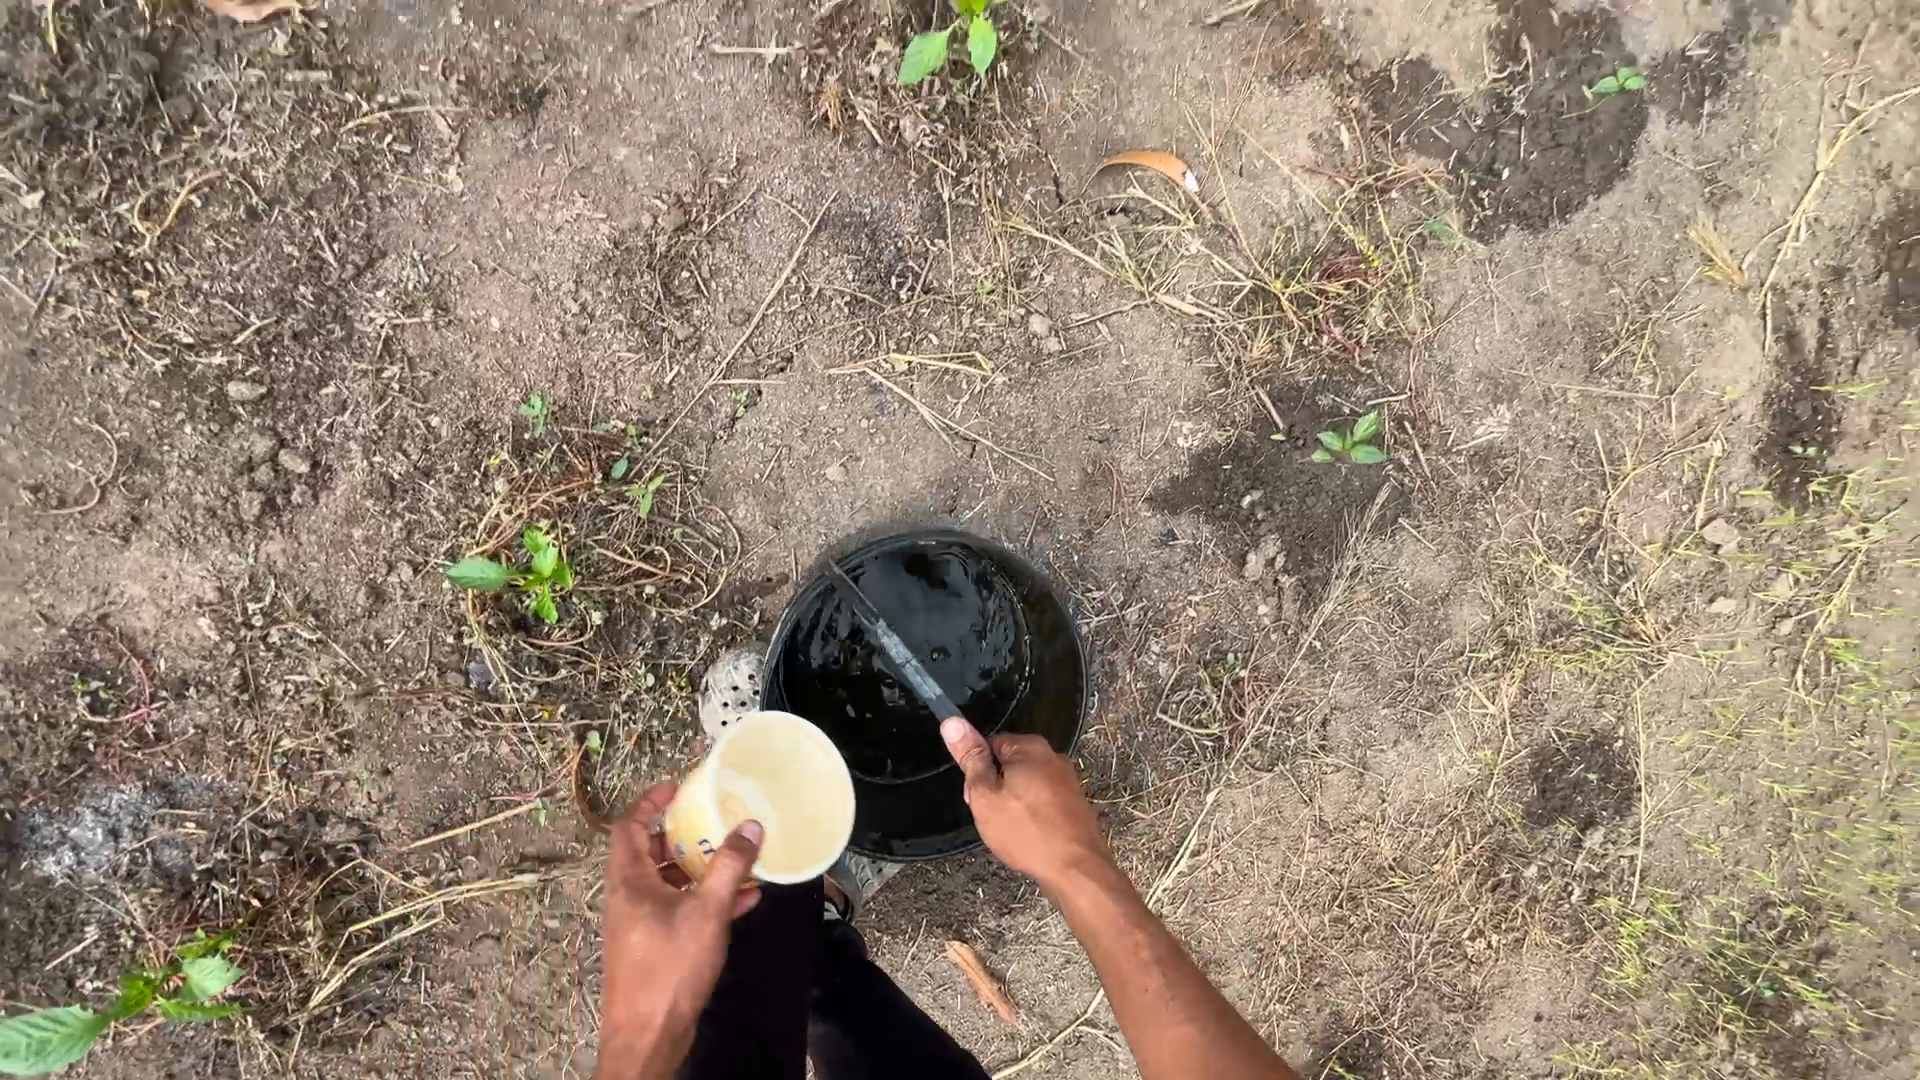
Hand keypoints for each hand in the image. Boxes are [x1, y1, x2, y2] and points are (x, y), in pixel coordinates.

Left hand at [596, 783, 762, 1079]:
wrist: (648, 1039)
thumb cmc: (670, 967)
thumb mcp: (707, 911)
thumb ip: (729, 866)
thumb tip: (751, 825)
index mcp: (629, 882)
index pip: (628, 827)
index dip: (649, 802)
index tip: (677, 787)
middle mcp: (629, 898)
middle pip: (649, 852)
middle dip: (682, 833)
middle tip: (713, 818)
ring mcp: (640, 924)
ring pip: (668, 882)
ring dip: (699, 867)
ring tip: (734, 855)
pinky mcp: (655, 947)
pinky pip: (680, 909)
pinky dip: (707, 898)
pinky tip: (744, 899)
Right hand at [941, 716, 1110, 888]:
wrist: (1077, 869)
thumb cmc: (1026, 831)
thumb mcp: (986, 794)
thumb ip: (970, 758)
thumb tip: (952, 722)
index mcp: (1030, 747)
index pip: (990, 744)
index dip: (976, 770)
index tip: (975, 796)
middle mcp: (1052, 756)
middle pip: (1009, 763)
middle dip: (995, 787)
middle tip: (991, 816)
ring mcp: (1066, 780)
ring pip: (1025, 784)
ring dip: (1012, 802)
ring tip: (1009, 830)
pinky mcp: (1073, 803)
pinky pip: (1042, 800)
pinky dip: (1031, 813)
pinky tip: (1028, 835)